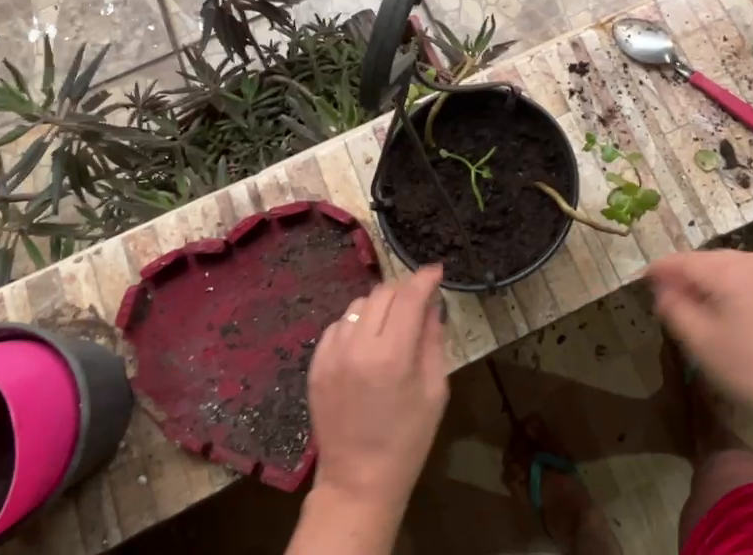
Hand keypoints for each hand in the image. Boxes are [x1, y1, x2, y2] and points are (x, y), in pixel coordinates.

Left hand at [307, 265, 448, 510]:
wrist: (358, 480)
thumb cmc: (408, 440)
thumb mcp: (434, 391)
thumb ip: (432, 341)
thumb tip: (431, 306)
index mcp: (393, 355)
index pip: (410, 297)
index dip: (425, 278)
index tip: (437, 271)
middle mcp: (358, 347)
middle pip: (382, 294)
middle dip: (403, 292)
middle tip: (418, 304)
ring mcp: (331, 355)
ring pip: (357, 305)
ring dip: (378, 307)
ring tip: (391, 326)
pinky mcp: (315, 366)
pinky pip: (337, 327)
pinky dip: (355, 326)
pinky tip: (366, 345)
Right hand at [646, 250, 752, 427]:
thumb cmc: (748, 369)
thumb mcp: (699, 341)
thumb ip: (673, 307)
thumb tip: (662, 288)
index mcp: (731, 269)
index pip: (684, 260)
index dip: (660, 270)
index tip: (642, 280)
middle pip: (706, 261)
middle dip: (685, 278)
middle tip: (667, 301)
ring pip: (727, 268)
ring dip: (708, 283)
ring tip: (695, 310)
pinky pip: (747, 277)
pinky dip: (731, 288)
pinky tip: (726, 313)